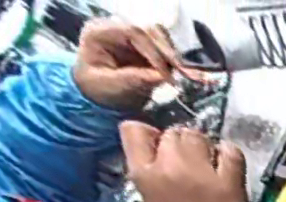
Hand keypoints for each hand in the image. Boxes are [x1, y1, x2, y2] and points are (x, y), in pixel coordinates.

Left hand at [73, 19, 207, 111]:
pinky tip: (187, 74)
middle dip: (170, 54)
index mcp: (100, 31)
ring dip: (176, 56)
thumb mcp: (112, 86)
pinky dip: (178, 60)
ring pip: (160, 35)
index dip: (155, 53)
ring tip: (188, 76)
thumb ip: (133, 79)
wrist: (97, 91)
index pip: (133, 31)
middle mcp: (116, 26)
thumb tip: (162, 77)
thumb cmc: (99, 89)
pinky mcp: (144, 45)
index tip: (167, 78)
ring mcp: (131, 34)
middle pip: (150, 30)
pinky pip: (165, 46)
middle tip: (187, 77)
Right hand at [120, 122, 252, 201]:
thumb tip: (159, 146)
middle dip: (183, 145)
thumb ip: (150, 170)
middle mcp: (169, 167)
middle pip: (172, 131)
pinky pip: (230, 151)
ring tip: (211, 167)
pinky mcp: (229, 181)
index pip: (134, 129)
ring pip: (198, 136)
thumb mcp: (151, 199)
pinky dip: (230, 154)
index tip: (164, 147)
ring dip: (206, 148)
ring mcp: (200, 172)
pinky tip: (228, 168)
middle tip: (194, 165)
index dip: (151, 134)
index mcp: (143, 173)